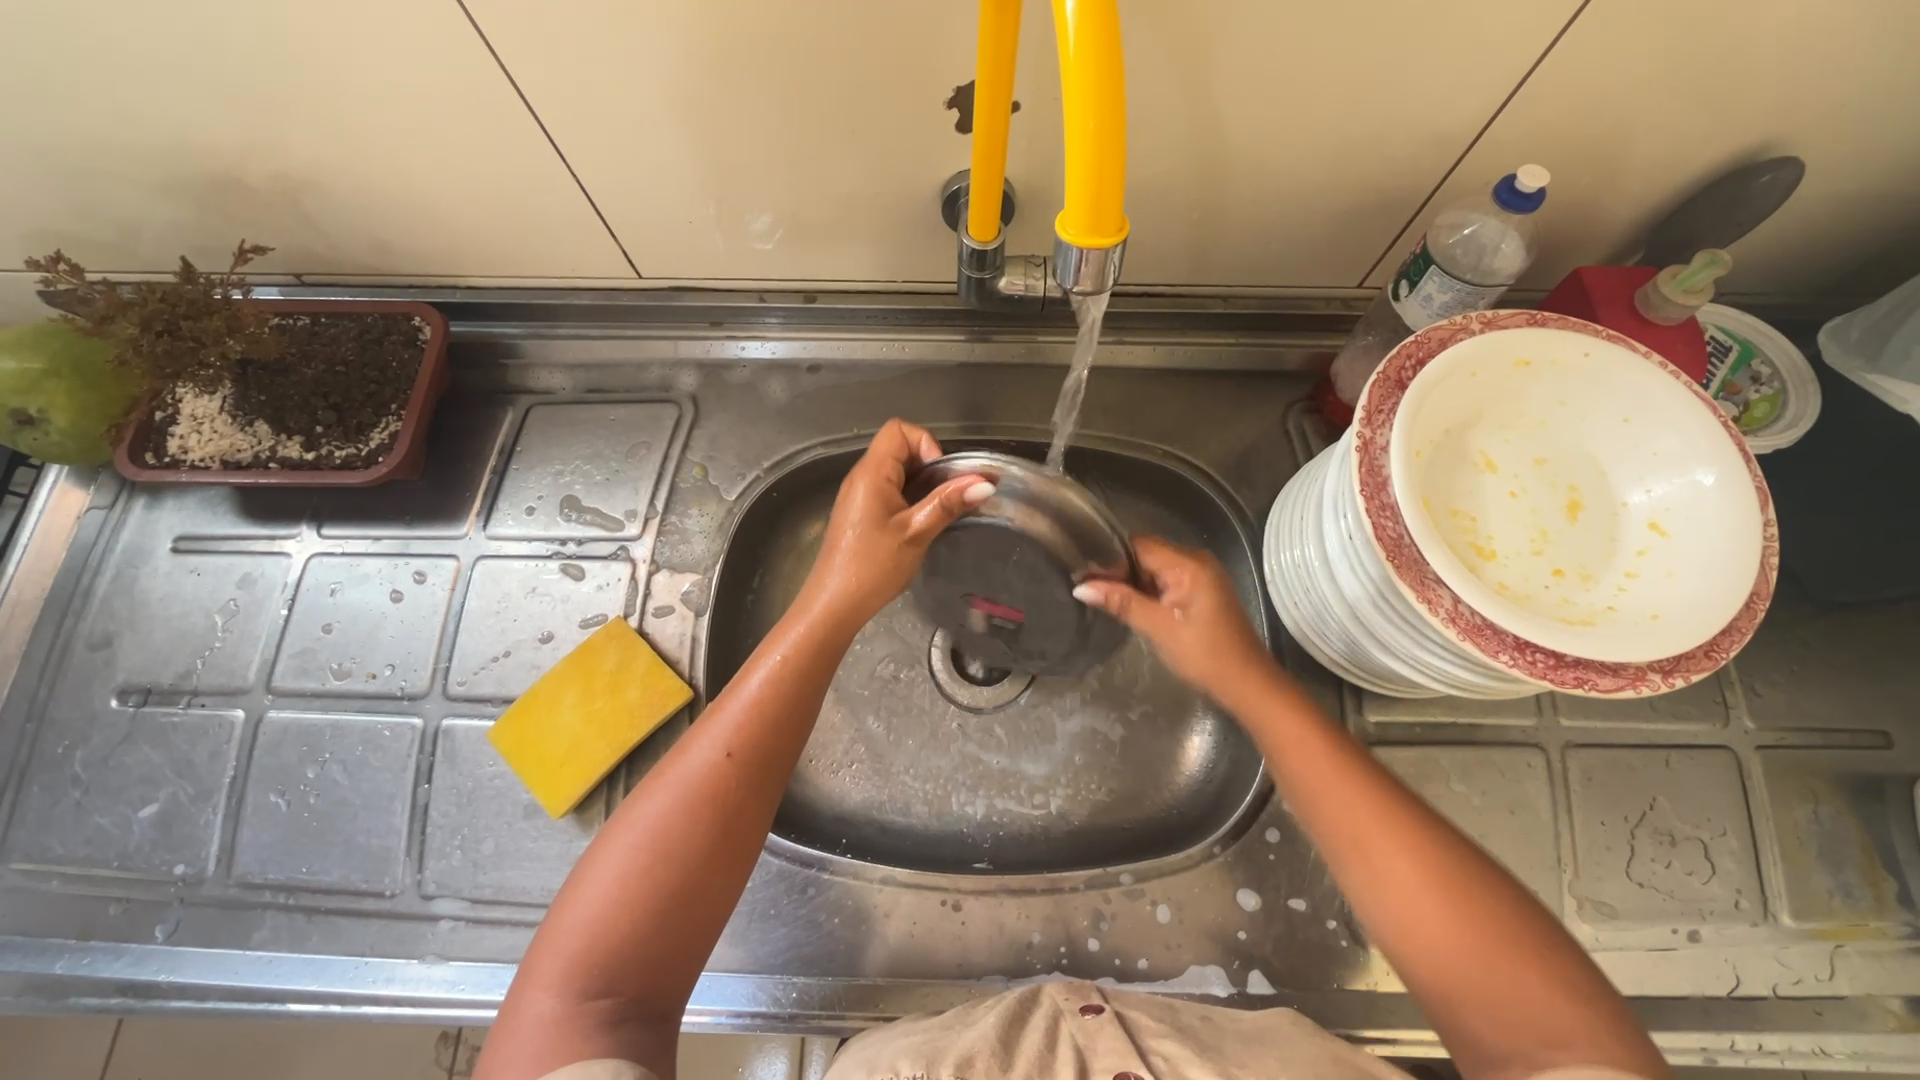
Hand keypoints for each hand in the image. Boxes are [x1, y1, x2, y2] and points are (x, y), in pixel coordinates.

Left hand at [796, 419, 993, 631]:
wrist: (835, 604)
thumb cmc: (873, 567)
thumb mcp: (916, 533)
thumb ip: (948, 504)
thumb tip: (985, 483)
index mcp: (871, 473)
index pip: (900, 430)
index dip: (927, 444)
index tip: (942, 476)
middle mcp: (863, 476)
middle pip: (900, 448)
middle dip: (931, 466)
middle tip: (949, 497)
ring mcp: (861, 495)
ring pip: (898, 471)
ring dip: (924, 484)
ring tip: (941, 511)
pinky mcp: (862, 512)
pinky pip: (891, 490)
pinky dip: (912, 498)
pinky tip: (924, 523)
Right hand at [1072, 536, 1273, 695]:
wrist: (1247, 682)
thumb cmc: (1205, 655)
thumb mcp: (1158, 628)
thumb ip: (1121, 602)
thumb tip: (1081, 587)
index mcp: (1189, 564)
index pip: (1138, 544)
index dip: (1109, 556)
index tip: (1081, 570)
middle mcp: (1195, 560)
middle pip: (1145, 552)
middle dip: (1116, 568)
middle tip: (1085, 584)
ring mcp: (1200, 574)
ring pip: (1153, 567)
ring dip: (1130, 580)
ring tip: (1098, 593)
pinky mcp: (1200, 589)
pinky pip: (1165, 579)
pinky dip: (1146, 589)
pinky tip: (1126, 602)